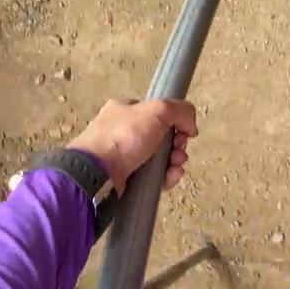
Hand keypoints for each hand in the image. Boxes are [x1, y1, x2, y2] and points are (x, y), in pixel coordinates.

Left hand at [67, 98, 197, 191]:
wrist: (98, 173)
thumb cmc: (126, 136)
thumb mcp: (159, 110)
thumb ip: (181, 110)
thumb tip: (191, 128)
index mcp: (124, 110)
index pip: (156, 113)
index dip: (174, 121)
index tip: (183, 131)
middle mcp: (122, 131)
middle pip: (161, 136)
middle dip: (177, 144)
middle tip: (179, 151)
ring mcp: (122, 156)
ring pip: (159, 157)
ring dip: (174, 161)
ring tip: (176, 166)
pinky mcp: (125, 178)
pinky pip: (152, 176)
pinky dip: (165, 176)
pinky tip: (170, 177)